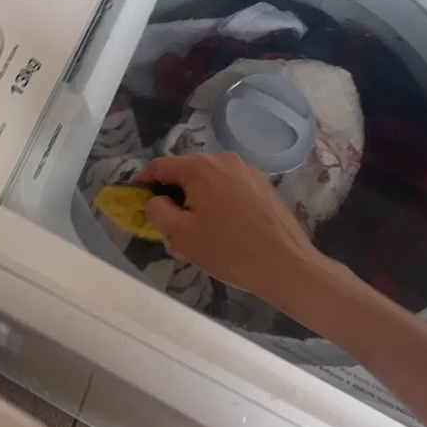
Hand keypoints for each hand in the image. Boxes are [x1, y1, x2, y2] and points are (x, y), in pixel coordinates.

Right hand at [134, 152, 346, 301]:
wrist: (288, 267)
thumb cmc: (229, 250)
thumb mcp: (181, 235)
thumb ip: (157, 211)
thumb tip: (157, 200)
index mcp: (200, 167)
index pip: (161, 166)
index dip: (145, 181)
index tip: (138, 198)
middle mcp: (223, 160)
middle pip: (187, 175)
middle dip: (175, 199)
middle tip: (172, 231)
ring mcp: (247, 172)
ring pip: (210, 184)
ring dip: (199, 205)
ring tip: (200, 238)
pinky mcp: (264, 187)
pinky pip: (231, 191)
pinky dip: (220, 206)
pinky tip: (225, 233)